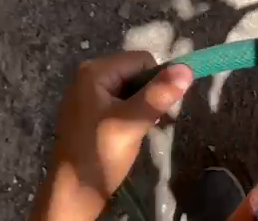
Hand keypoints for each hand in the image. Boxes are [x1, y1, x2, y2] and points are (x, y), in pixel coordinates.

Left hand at [29, 52, 193, 220]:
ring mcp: (86, 95)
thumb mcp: (131, 123)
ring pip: (128, 89)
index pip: (141, 60)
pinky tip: (127, 135)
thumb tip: (186, 69)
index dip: (157, 81)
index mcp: (95, 70)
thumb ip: (157, 95)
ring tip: (138, 131)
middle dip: (148, 95)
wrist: (70, 197)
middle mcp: (88, 75)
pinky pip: (118, 102)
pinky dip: (129, 115)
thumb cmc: (99, 155)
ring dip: (140, 107)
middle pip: (134, 73)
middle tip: (151, 123)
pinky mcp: (88, 113)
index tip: (163, 110)